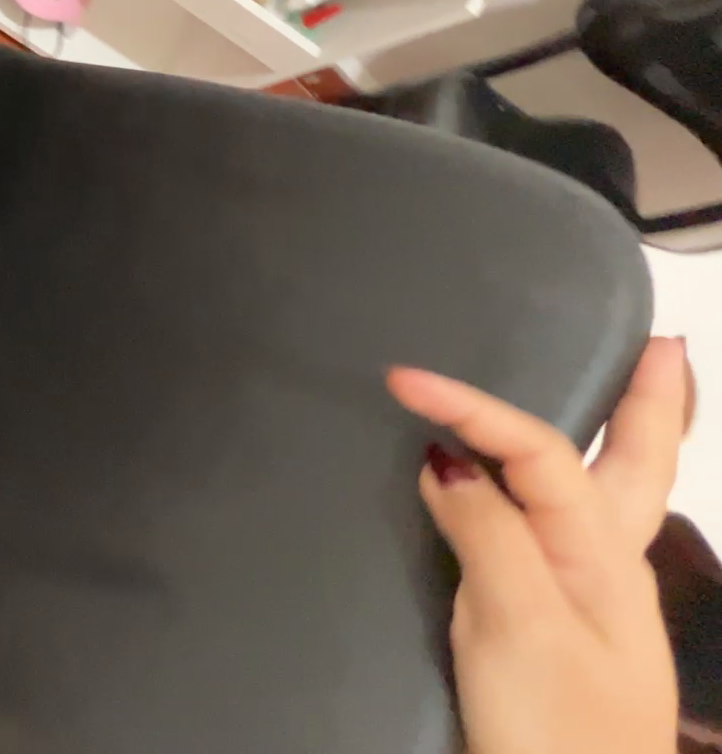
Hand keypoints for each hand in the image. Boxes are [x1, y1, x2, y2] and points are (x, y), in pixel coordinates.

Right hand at [389, 336, 693, 753]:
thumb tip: (443, 458)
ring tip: (617, 392)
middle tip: (662, 347)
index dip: (472, 408)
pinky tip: (527, 480)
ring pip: (599, 490)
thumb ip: (489, 536)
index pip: (539, 455)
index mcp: (600, 557)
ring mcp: (576, 583)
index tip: (399, 378)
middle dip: (650, 405)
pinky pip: (546, 519)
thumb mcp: (519, 625)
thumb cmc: (553, 721)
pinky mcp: (538, 601)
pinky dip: (546, 478)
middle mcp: (600, 559)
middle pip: (631, 465)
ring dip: (610, 434)